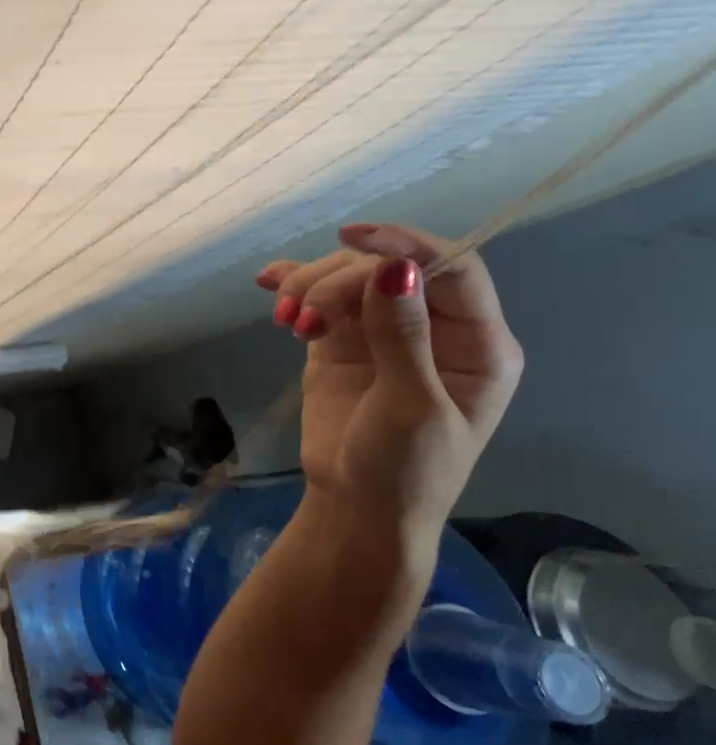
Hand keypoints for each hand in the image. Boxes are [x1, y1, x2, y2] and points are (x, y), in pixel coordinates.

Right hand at [257, 224, 523, 538]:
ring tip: (288, 323)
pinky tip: (268, 284)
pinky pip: (318, 296)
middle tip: (303, 318)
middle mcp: (435, 328)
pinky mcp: (342, 339)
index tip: (350, 237)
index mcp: (477, 345)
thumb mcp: (411, 408)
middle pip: (388, 268)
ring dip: (309, 288)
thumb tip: (392, 267)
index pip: (453, 269)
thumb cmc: (404, 470)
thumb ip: (403, 336)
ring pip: (348, 277)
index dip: (406, 244)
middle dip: (338, 280)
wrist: (356, 506)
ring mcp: (385, 331)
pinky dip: (291, 284)